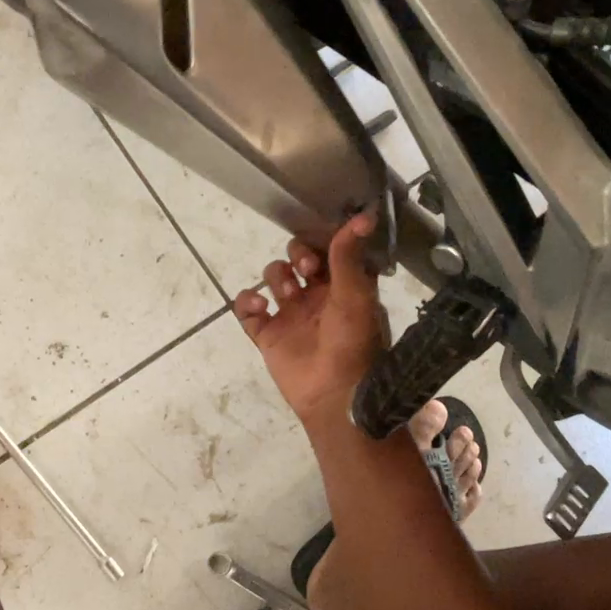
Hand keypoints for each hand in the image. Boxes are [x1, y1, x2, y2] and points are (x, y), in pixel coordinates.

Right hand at [234, 212, 386, 429]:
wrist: (332, 395)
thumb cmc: (353, 344)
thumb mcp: (355, 296)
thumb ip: (349, 256)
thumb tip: (364, 214)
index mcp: (343, 286)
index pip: (330, 250)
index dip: (324, 240)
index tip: (323, 239)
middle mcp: (316, 296)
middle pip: (298, 258)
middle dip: (298, 255)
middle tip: (306, 269)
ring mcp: (290, 315)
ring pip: (273, 279)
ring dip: (276, 278)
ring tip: (287, 296)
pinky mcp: (267, 334)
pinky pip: (246, 309)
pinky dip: (247, 302)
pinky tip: (259, 308)